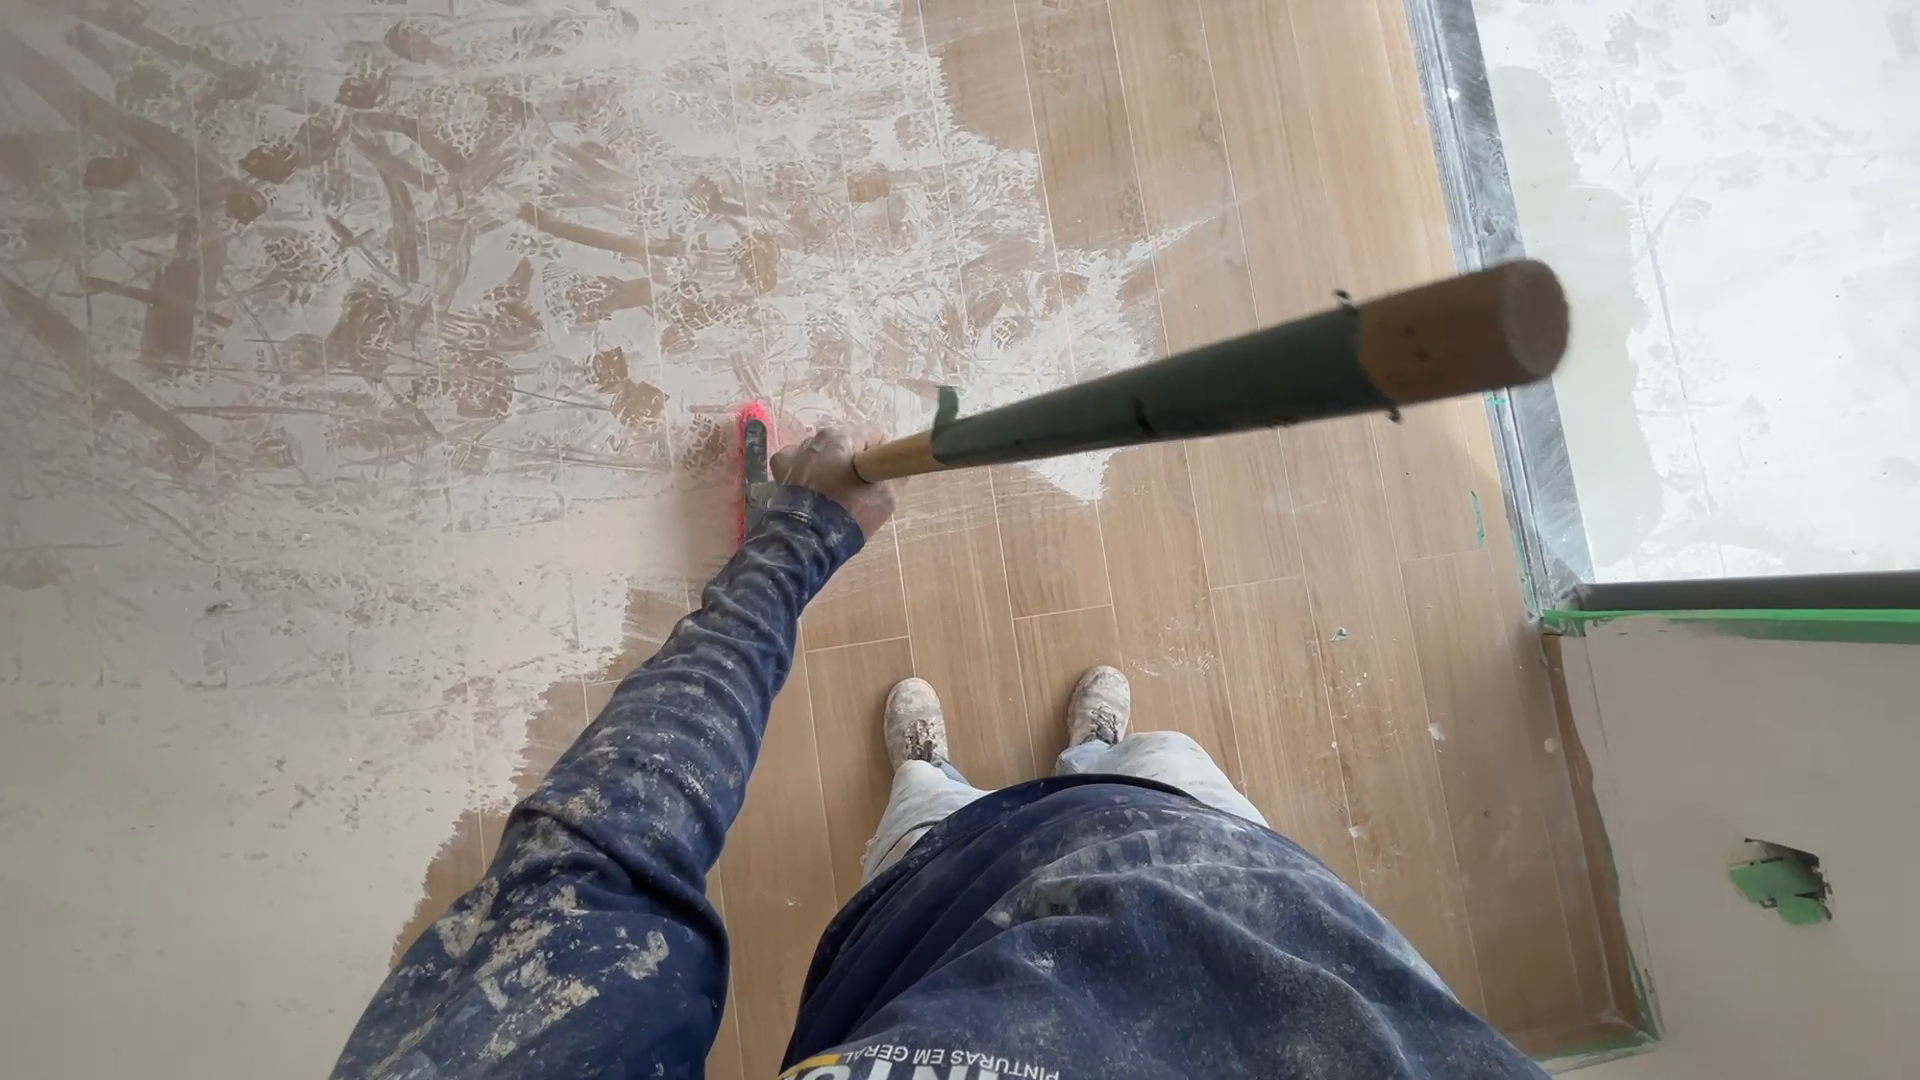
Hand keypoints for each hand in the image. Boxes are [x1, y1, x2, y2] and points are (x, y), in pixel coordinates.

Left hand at [771, 427, 896, 538]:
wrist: (808, 541)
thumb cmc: (849, 515)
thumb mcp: (886, 498)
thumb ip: (896, 475)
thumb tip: (899, 466)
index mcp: (842, 437)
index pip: (873, 435)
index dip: (881, 456)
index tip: (882, 477)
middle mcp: (816, 438)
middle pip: (847, 442)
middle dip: (855, 460)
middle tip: (861, 488)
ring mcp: (795, 453)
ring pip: (824, 452)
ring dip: (832, 465)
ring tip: (836, 492)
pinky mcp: (781, 470)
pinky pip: (799, 462)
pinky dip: (808, 472)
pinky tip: (814, 488)